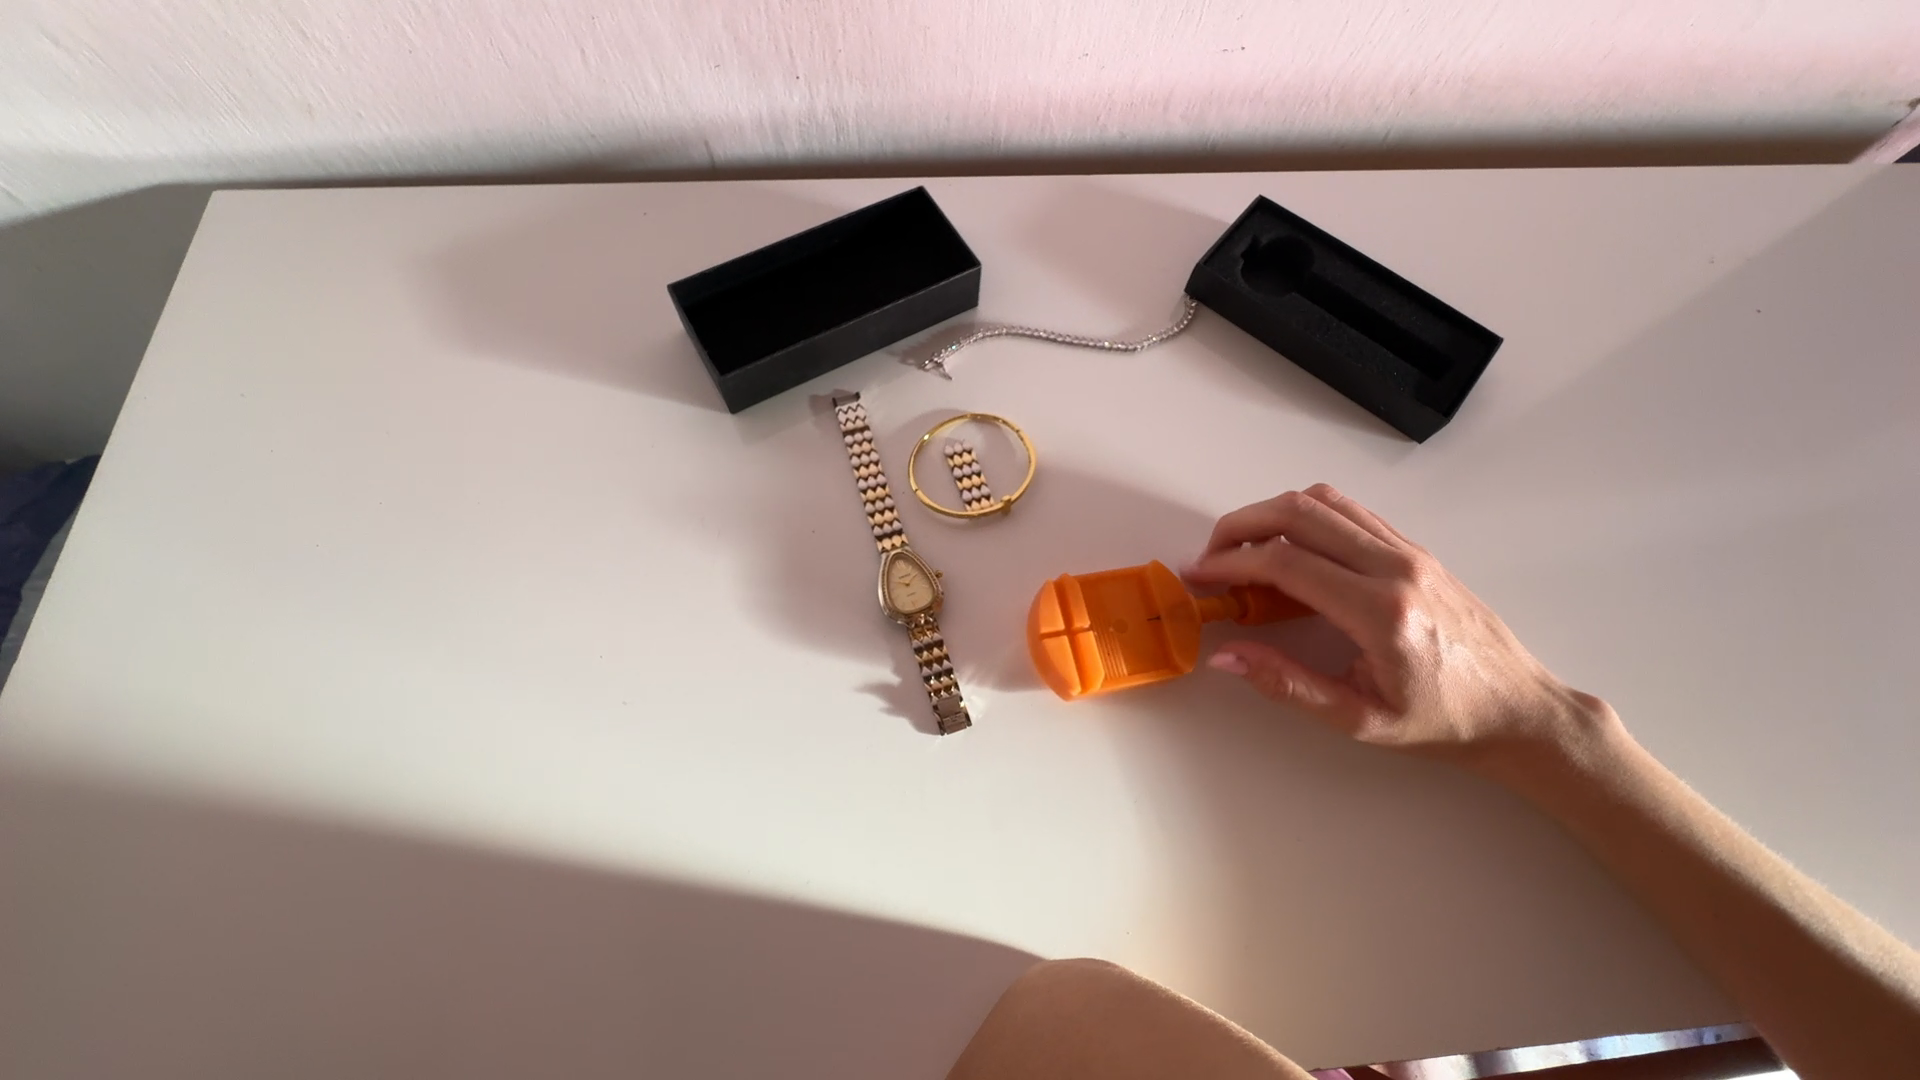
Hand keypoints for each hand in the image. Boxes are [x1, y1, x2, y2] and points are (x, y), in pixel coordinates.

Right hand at [1184, 484, 1615, 773]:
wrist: (1521, 710)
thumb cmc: (1441, 722)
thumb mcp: (1359, 719)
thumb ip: (1287, 684)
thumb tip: (1225, 657)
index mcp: (1380, 612)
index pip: (1286, 563)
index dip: (1231, 563)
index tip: (1198, 575)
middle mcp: (1396, 567)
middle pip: (1299, 513)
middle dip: (1240, 525)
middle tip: (1211, 555)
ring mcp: (1409, 551)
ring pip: (1324, 501)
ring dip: (1270, 514)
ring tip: (1243, 549)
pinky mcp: (1416, 549)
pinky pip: (1349, 511)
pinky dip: (1305, 516)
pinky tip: (1289, 548)